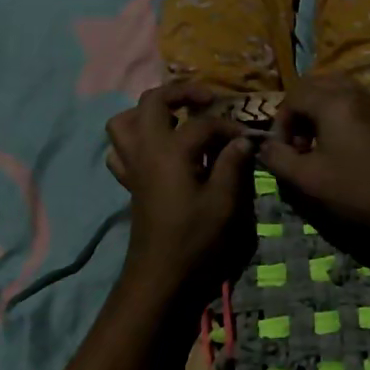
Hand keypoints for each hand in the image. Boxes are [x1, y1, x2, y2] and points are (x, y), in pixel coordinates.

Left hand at [106, 84, 254, 280]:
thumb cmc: (195, 239)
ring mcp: (133, 165)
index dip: (229, 127)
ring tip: (178, 119)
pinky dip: (136, 140)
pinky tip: (159, 150)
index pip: (203, 123)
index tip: (248, 138)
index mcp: (170, 151)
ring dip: (150, 112)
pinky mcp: (130, 181)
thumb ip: (232, 164)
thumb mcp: (224, 202)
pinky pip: (120, 149)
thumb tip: (242, 140)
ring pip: (126, 120)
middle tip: (208, 100)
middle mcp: (146, 149)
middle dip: (181, 92)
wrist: (160, 276)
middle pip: (153, 101)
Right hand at [257, 75, 369, 234]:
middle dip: (300, 109)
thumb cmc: (356, 191)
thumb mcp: (307, 179)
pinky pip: (360, 98)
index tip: (283, 150)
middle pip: (317, 84)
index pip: (294, 95)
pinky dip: (345, 109)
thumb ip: (278, 158)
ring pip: (340, 89)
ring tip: (320, 142)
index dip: (281, 121)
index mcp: (333, 101)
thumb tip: (264, 146)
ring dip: (322, 108)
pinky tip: (346, 139)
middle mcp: (356, 91)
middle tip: (299, 143)